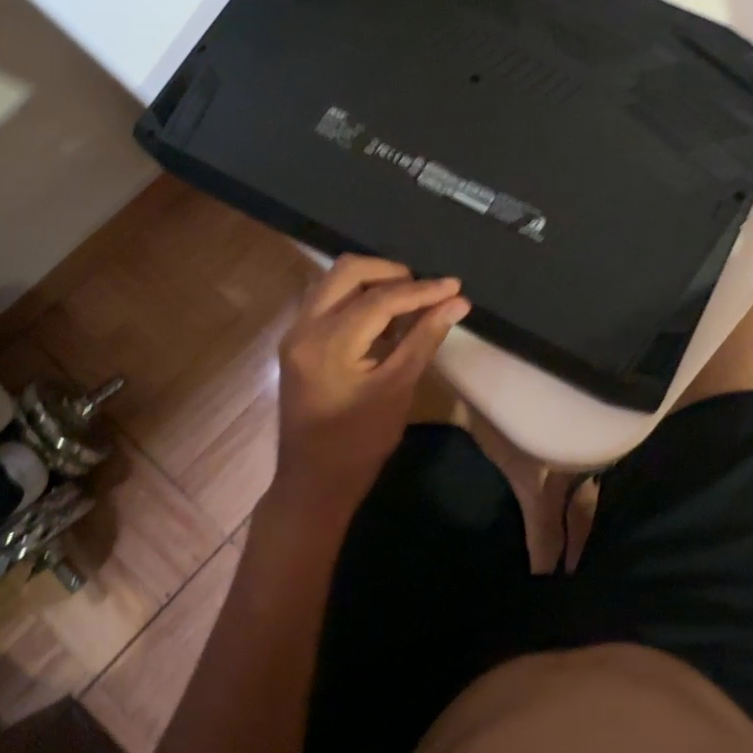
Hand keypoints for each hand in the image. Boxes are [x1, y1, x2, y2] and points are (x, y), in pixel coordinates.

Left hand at [273, 254, 470, 512]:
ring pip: (335, 281)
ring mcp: (296, 333)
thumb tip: (457, 302)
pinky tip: (384, 320)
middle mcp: (304, 328)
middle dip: (392, 273)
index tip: (456, 286)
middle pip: (348, 271)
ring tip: (409, 303)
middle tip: (426, 290)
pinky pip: (328, 300)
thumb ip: (425, 338)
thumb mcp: (398, 389)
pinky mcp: (297, 341)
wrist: (313, 481)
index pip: (379, 299)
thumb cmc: (360, 442)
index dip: (422, 290)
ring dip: (373, 283)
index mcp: (328, 343)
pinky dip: (357, 298)